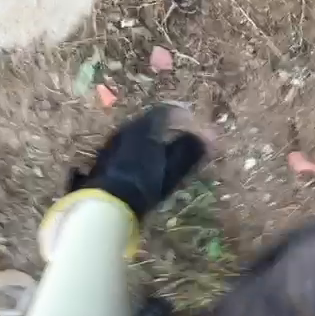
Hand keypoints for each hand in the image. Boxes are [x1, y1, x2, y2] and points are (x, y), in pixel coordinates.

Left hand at [69, 106, 208, 217]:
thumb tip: (210, 138)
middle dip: (168, 129)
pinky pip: (128, 147)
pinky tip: (145, 166)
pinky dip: (141, 151)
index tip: (193, 124)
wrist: (106, 203)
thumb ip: (190, 151)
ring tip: (165, 154)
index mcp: (144, 126)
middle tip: (181, 139)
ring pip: (138, 134)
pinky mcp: (104, 158)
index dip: (183, 116)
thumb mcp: (172, 170)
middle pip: (151, 122)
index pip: (166, 111)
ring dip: (153, 140)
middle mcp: (127, 128)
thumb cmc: (143, 183)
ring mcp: (113, 143)